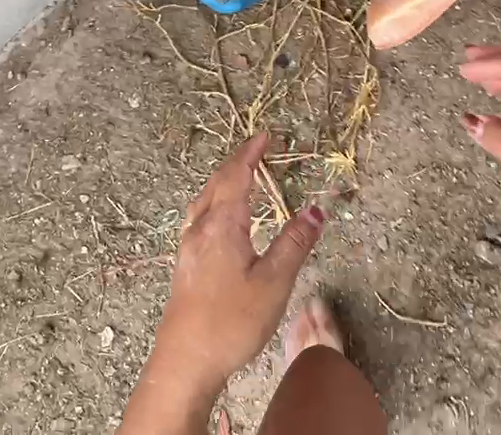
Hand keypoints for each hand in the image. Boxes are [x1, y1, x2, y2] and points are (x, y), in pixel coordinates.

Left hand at [150, 133, 325, 393]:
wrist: (183, 364)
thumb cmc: (230, 322)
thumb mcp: (273, 282)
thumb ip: (295, 242)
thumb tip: (316, 209)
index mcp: (222, 225)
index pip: (236, 176)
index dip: (250, 153)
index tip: (265, 135)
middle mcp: (200, 229)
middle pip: (217, 183)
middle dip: (237, 162)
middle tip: (256, 149)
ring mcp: (188, 248)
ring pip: (204, 200)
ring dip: (223, 181)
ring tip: (240, 176)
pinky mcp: (185, 266)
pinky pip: (199, 217)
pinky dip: (214, 202)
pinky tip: (219, 219)